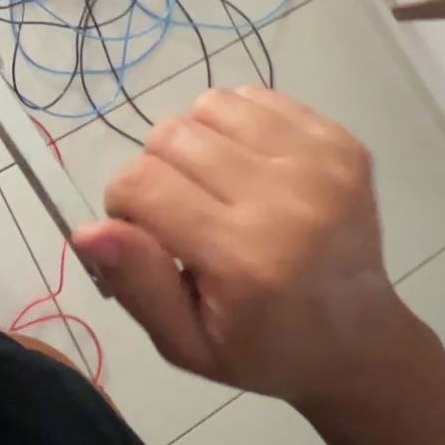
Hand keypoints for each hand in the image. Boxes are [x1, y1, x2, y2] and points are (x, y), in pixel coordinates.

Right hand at [72, 86, 425, 412]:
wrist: (358, 341)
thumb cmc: (260, 348)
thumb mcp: (184, 343)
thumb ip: (135, 283)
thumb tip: (86, 229)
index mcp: (244, 256)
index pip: (141, 183)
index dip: (124, 203)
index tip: (145, 233)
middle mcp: (286, 199)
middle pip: (170, 135)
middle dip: (156, 170)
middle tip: (183, 213)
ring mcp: (320, 162)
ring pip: (208, 106)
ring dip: (194, 141)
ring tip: (216, 185)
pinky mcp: (342, 141)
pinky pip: (253, 96)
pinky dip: (234, 125)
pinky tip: (249, 166)